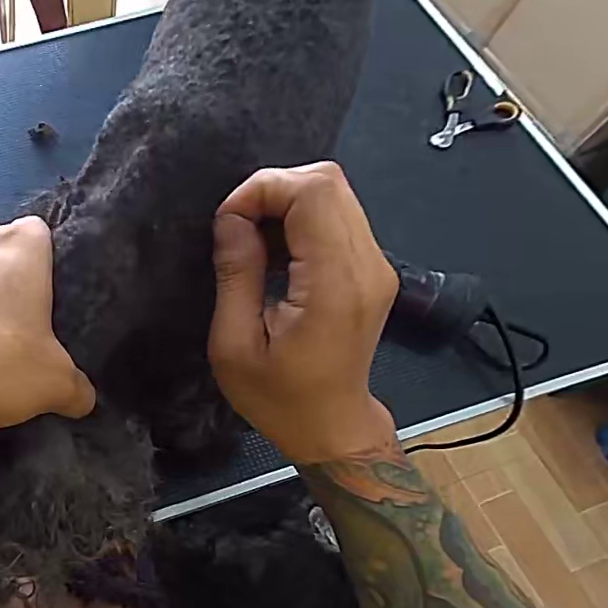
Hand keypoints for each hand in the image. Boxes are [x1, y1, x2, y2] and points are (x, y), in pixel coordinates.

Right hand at [209, 163, 398, 463]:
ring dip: (289, 205)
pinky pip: (341, 219)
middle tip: (240, 228)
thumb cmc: (281, 400)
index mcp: (335, 286)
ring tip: (257, 244)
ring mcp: (377, 268)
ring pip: (336, 194)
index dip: (263, 189)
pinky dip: (305, 222)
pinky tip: (281, 255)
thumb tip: (232, 219)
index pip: (312, 192)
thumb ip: (236, 273)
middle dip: (275, 190)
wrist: (332, 426)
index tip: (229, 222)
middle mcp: (368, 267)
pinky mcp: (375, 271)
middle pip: (329, 181)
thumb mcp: (235, 345)